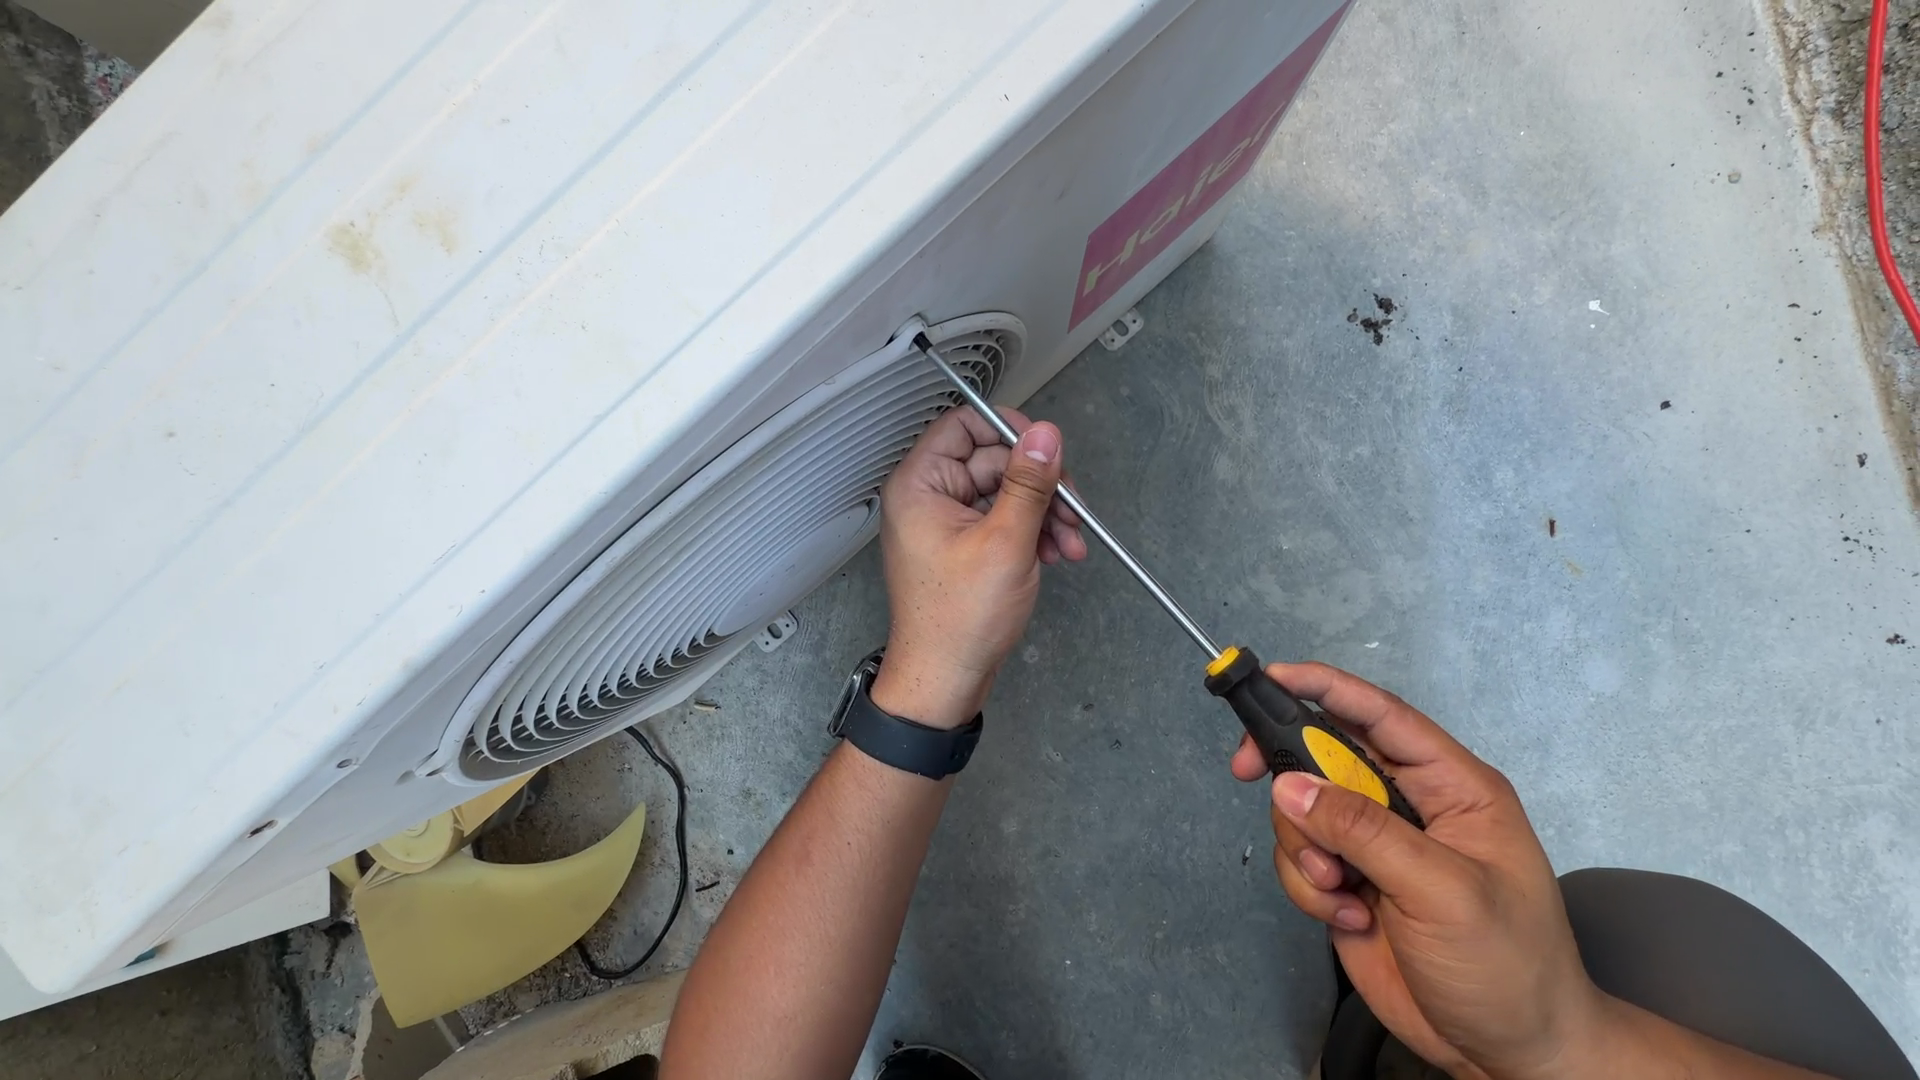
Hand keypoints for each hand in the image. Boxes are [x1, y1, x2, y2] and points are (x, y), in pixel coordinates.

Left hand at [873, 406, 1086, 728]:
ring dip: (1044, 513)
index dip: (1010, 430)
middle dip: (1040, 485)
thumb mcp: (1006, 542)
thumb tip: (1046, 434)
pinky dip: (1033, 532)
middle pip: (994, 461)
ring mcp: (947, 521)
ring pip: (1006, 492)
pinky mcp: (965, 544)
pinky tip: (1057, 553)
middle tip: (1073, 510)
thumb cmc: (960, 619)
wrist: (946, 678)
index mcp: (920, 484)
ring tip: (1071, 543)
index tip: (1048, 450)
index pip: (964, 425)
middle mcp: (929, 497)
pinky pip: (1004, 519)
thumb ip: (1028, 482)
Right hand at [1229, 663, 1602, 1079]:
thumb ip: (1364, 832)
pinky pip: (1298, 857)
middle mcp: (1405, 803)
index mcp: (1449, 785)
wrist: (1510, 1056)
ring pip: (1301, 810)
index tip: (1268, 676)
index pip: (1379, 715)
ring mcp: (1372, 842)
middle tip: (1246, 769)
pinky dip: (1307, 886)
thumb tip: (1289, 787)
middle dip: (1287, 767)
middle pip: (1323, 753)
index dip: (1323, 687)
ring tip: (1342, 892)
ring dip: (1305, 849)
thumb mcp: (1442, 892)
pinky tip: (1347, 916)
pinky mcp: (1346, 878)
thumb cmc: (1508, 966)